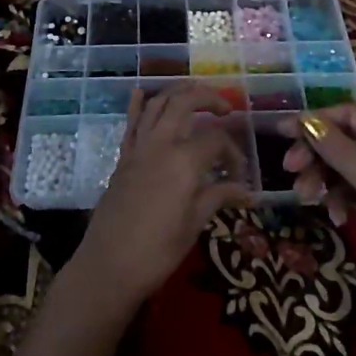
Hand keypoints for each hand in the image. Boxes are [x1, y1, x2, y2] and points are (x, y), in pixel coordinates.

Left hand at [70, 85, 250, 304]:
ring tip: (195, 94)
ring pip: (156, 105)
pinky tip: (140, 92)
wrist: (109, 264)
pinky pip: (131, 124)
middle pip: (184, 102)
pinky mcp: (122, 159)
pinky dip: (137, 105)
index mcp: (183, 160)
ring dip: (176, 93)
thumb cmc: (158, 249)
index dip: (233, 153)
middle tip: (226, 109)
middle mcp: (160, 144)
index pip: (216, 139)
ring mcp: (137, 149)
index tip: (240, 177)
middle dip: (208, 98)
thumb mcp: (195, 223)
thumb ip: (218, 196)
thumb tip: (246, 191)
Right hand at [279, 107, 355, 305]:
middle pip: (342, 140)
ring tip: (306, 196)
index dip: (317, 120)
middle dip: (315, 153)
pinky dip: (334, 198)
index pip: (353, 116)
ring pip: (339, 165)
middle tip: (289, 168)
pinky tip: (336, 217)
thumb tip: (306, 120)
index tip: (284, 130)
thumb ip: (342, 154)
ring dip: (320, 177)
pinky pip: (344, 188)